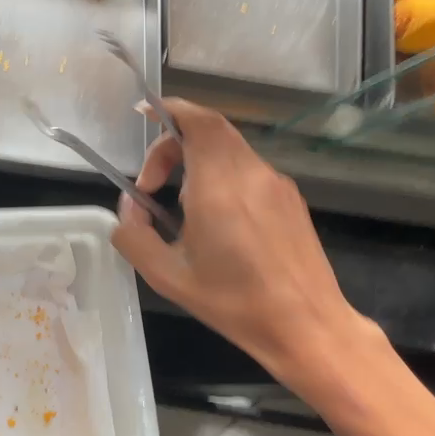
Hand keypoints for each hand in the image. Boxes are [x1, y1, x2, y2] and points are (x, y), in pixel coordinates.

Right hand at [110, 97, 366, 386]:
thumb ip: (133, 235)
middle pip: (210, 132)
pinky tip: (211, 223)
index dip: (169, 110)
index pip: (198, 123)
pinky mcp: (289, 200)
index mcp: (219, 188)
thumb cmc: (232, 302)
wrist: (305, 325)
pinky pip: (246, 172)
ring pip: (228, 152)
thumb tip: (129, 208)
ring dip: (194, 165)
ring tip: (177, 211)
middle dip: (171, 146)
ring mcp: (276, 186)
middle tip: (150, 186)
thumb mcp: (165, 276)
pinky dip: (218, 179)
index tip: (141, 117)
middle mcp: (251, 176)